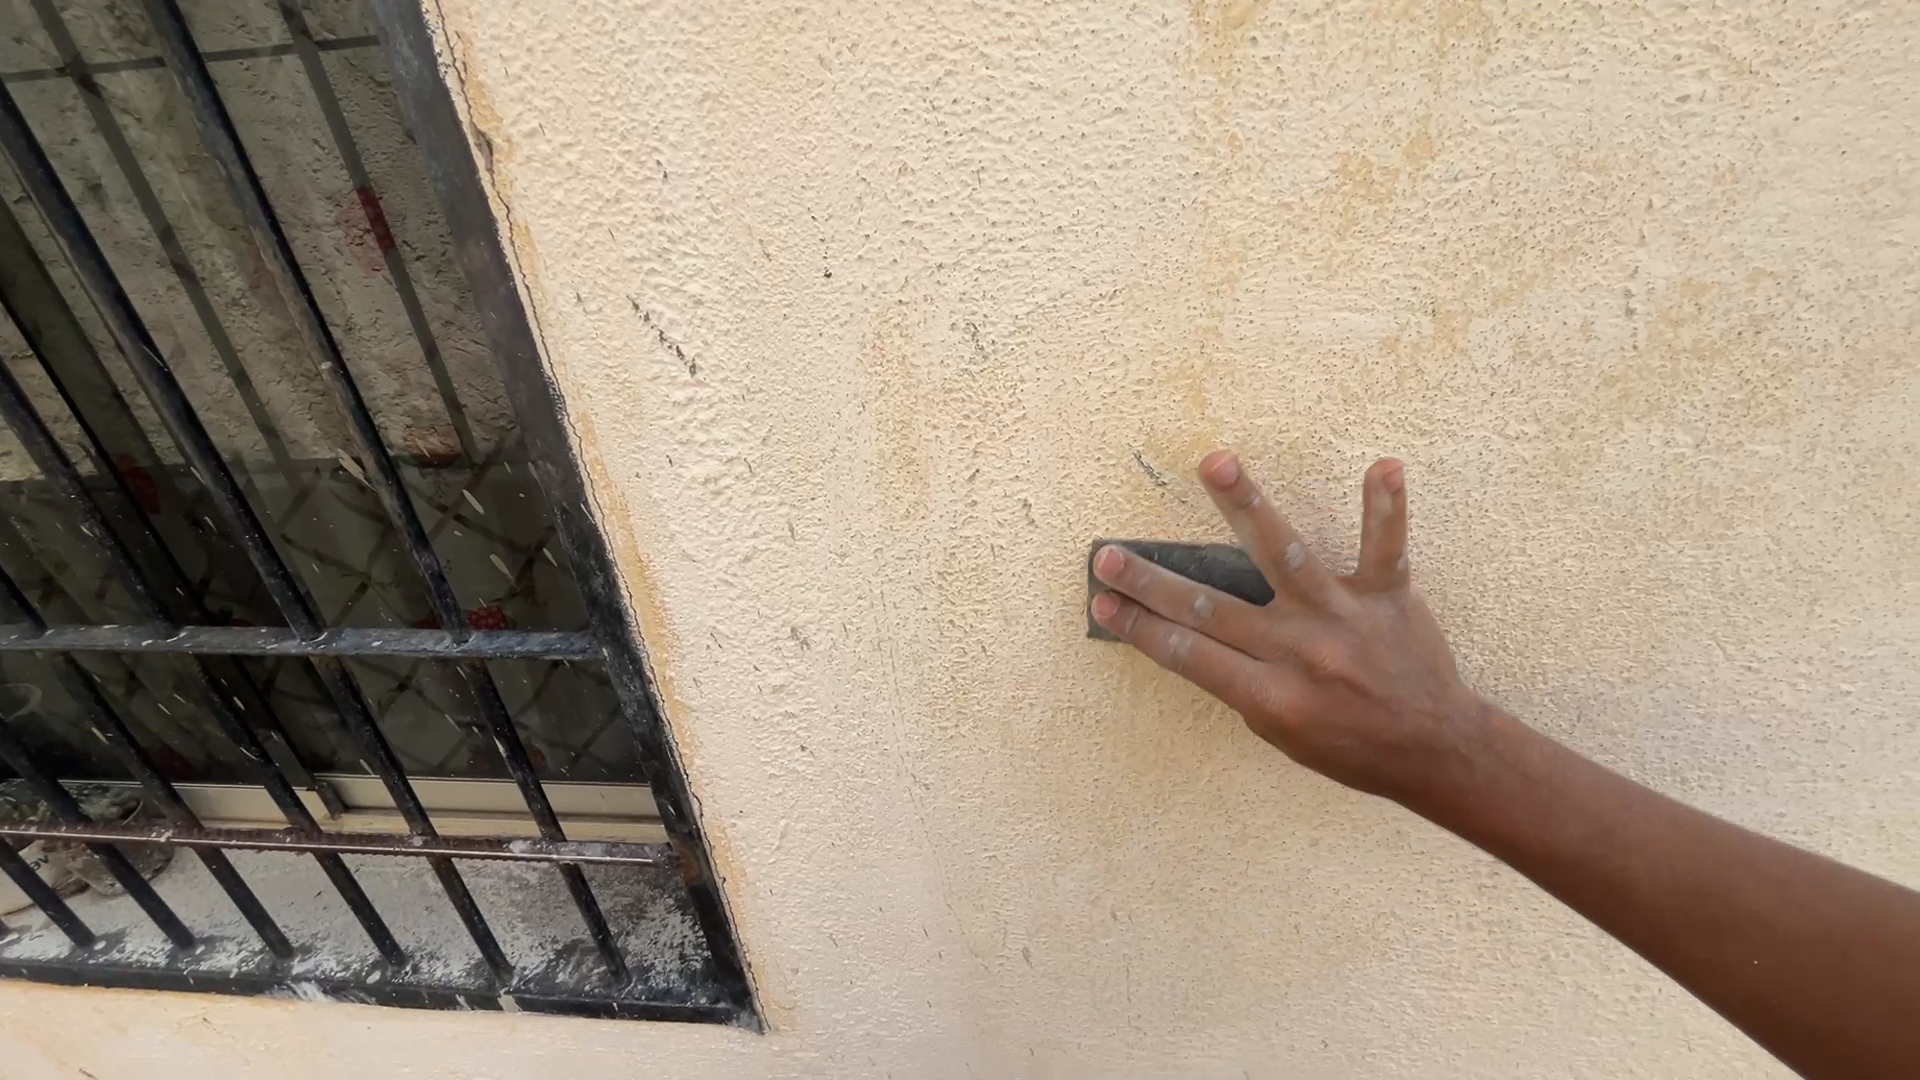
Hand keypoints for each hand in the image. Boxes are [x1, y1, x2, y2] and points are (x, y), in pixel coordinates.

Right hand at [1089, 451, 1488, 803]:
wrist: (1438, 752)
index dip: (1137, 627)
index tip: (1101, 601)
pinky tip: (1383, 466)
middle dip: (1152, 581)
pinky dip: (1385, 508)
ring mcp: (1341, 617)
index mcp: (1268, 695)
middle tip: (1109, 555)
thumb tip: (1199, 634)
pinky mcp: (1386, 597)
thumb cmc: (1350, 747)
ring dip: (1247, 505)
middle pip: (1210, 607)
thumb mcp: (1278, 734)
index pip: (1186, 654)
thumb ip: (1239, 683)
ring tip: (1216, 462)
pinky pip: (1386, 548)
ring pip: (1286, 554)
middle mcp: (1298, 651)